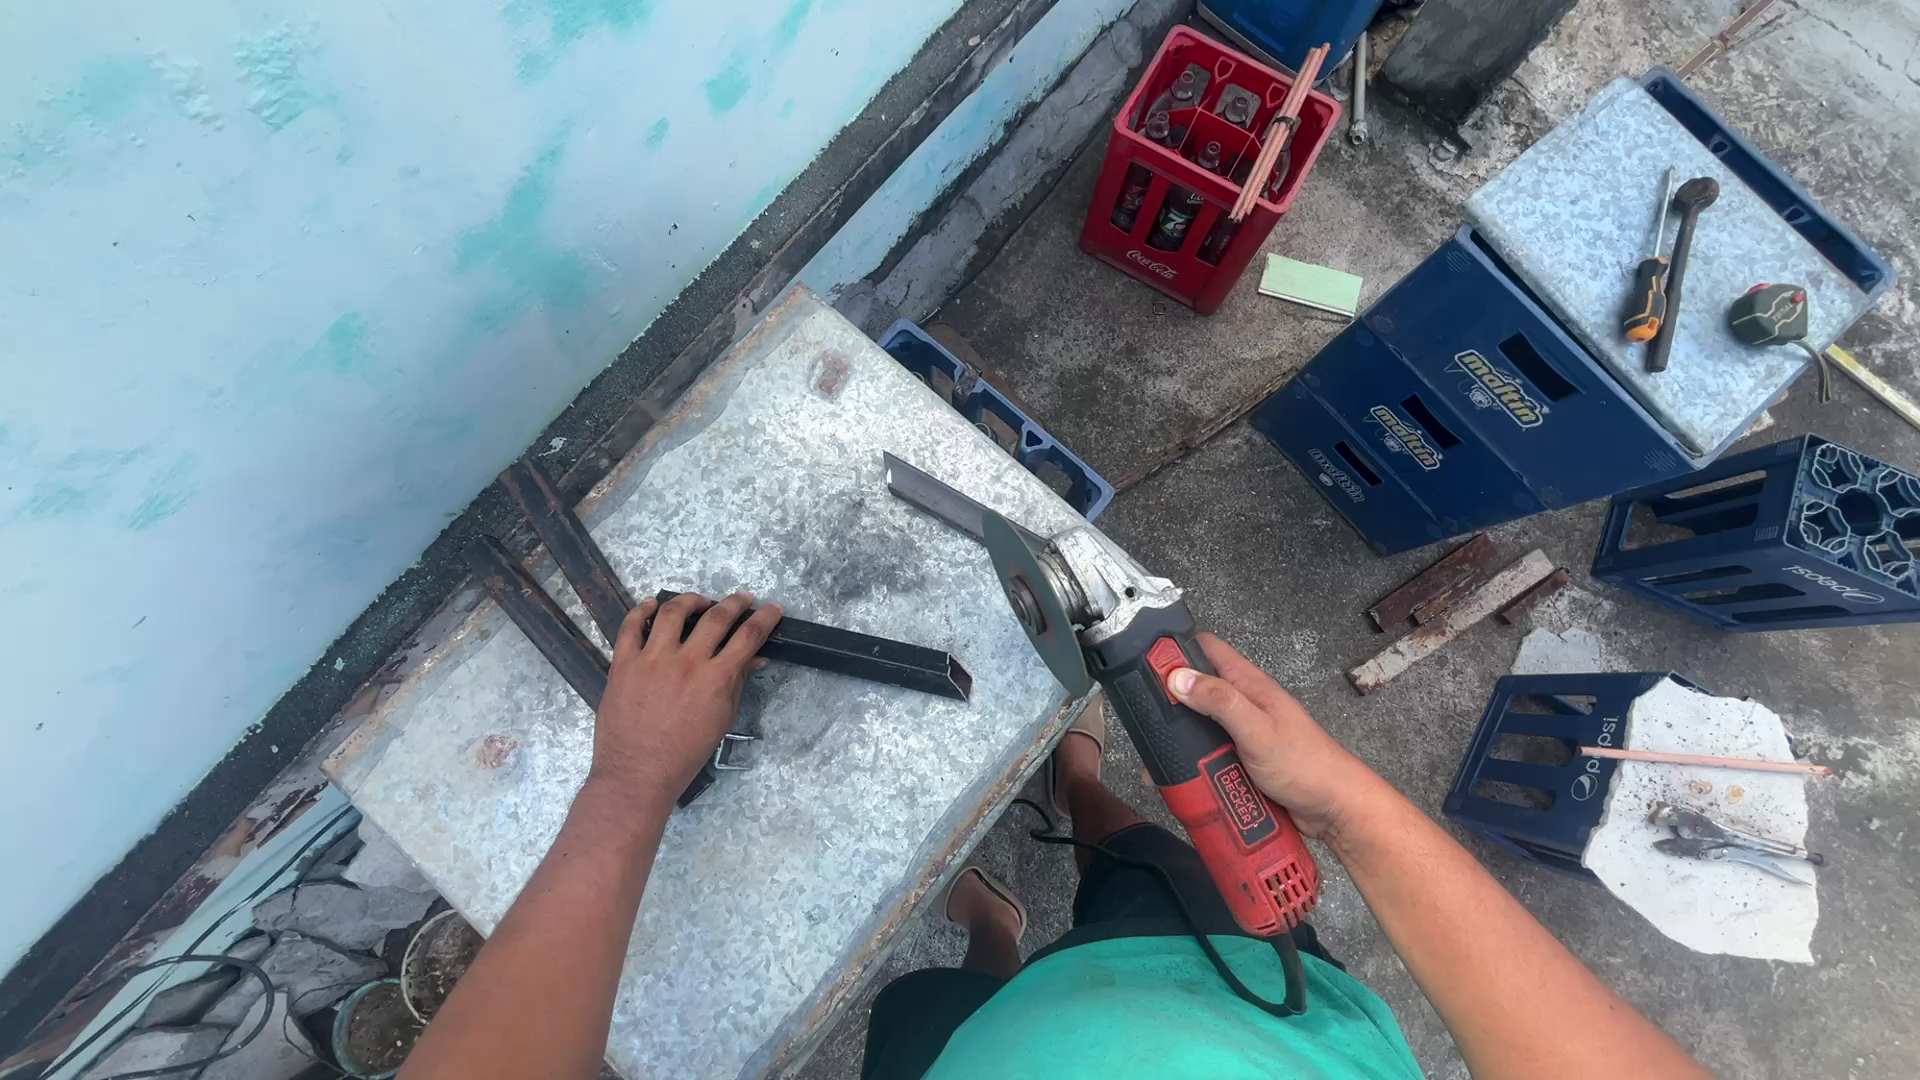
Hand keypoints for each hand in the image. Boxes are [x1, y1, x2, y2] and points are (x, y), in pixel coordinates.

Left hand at [586, 591, 781, 806]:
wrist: (637, 773)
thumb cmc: (687, 751)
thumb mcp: (723, 718)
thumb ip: (738, 682)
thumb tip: (756, 658)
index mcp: (716, 678)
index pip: (749, 636)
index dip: (765, 618)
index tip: (772, 608)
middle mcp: (686, 662)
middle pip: (717, 617)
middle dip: (735, 603)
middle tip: (743, 599)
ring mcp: (652, 659)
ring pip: (673, 612)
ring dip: (692, 599)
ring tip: (700, 601)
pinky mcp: (623, 663)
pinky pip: (630, 626)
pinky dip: (641, 610)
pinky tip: (652, 605)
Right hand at [1165, 633, 1393, 841]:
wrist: (1336, 812)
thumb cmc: (1308, 766)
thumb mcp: (1258, 730)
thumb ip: (1220, 701)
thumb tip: (1178, 677)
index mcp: (1248, 685)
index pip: (1207, 648)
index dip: (1176, 647)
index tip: (1147, 659)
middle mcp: (1242, 704)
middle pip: (1195, 691)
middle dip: (1170, 702)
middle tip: (1143, 716)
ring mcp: (1240, 733)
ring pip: (1197, 728)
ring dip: (1179, 741)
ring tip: (1157, 756)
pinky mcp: (1239, 760)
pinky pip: (1207, 757)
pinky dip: (1192, 766)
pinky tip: (1179, 779)